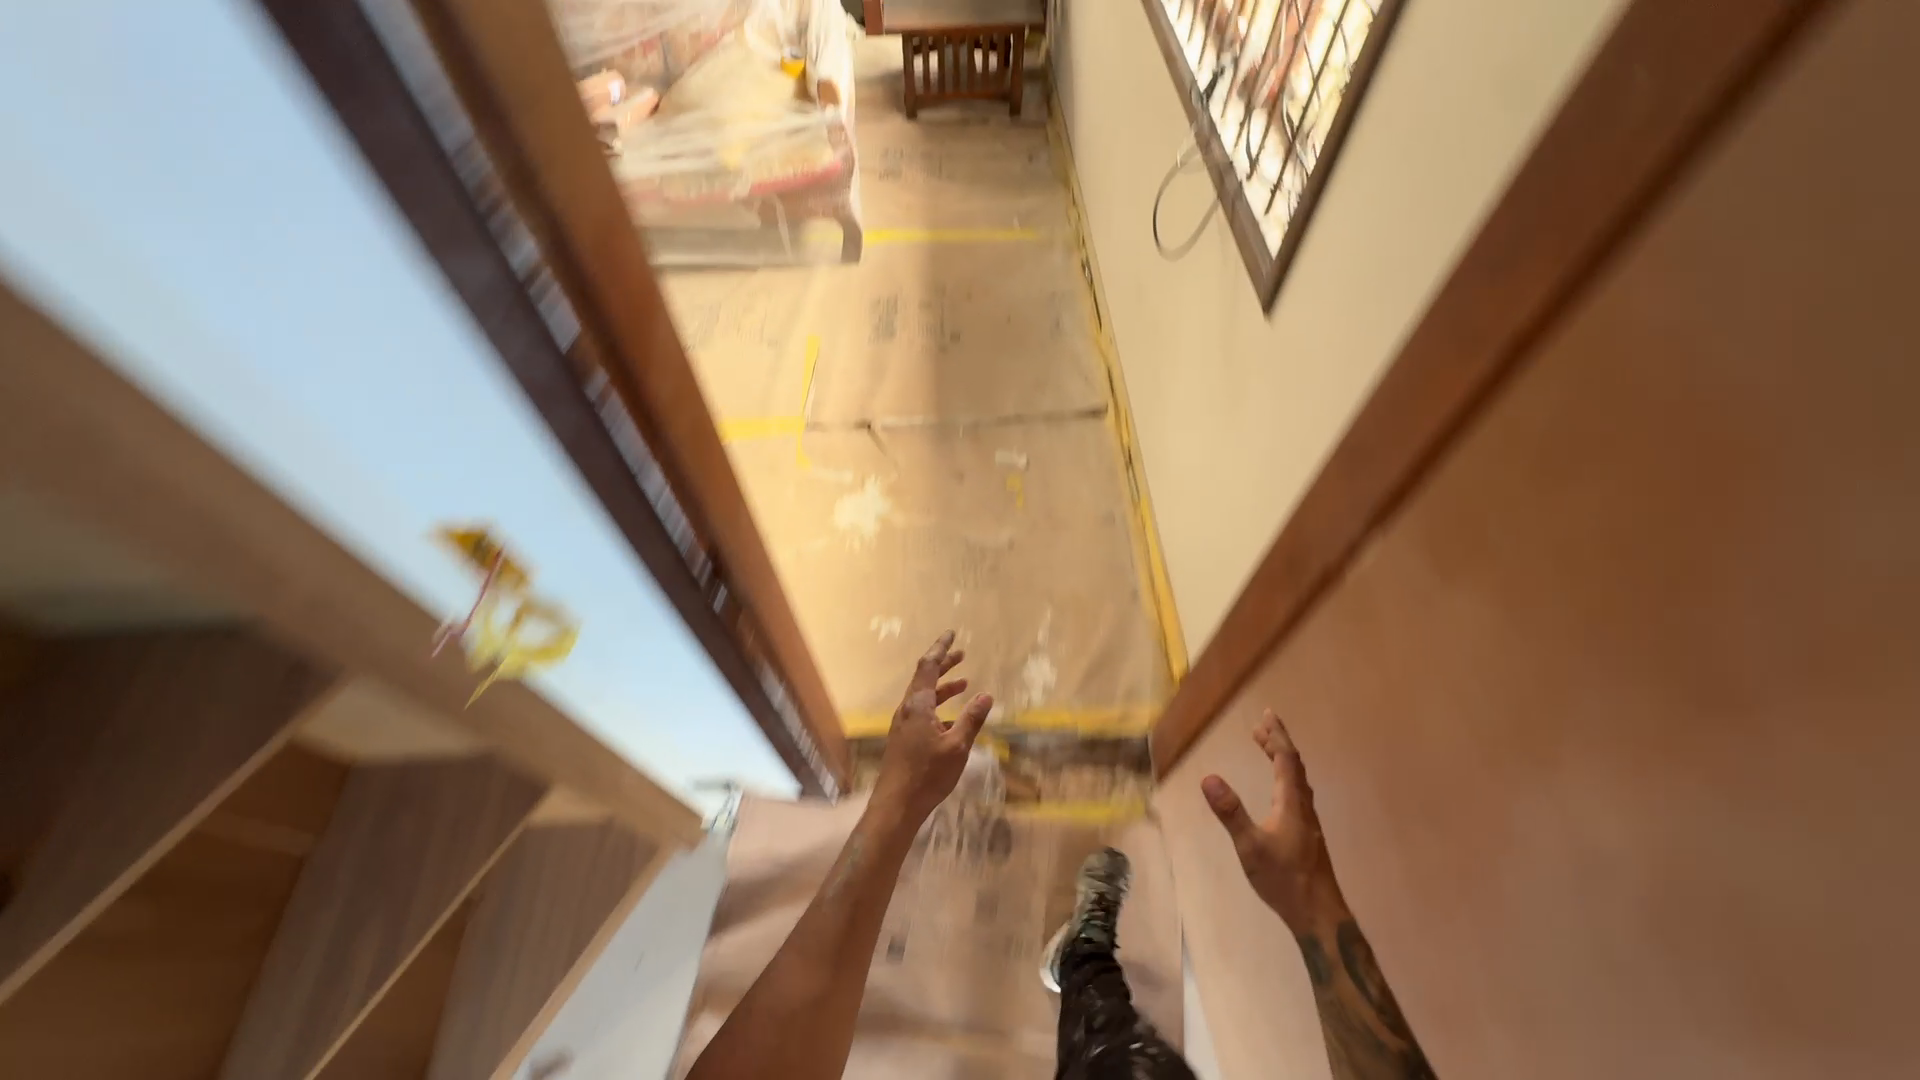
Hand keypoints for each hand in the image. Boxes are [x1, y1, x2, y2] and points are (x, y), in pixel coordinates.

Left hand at [870, 631, 992, 824]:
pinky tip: (952, 719)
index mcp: (918, 705)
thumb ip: (972, 719)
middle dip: (943, 664)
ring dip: (943, 687)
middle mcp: (907, 709)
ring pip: (923, 696)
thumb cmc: (928, 775)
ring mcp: (903, 724)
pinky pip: (922, 712)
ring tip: (963, 683)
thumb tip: (986, 695)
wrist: (896, 804)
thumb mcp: (957, 746)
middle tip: (961, 653)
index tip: (952, 634)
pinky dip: (938, 706)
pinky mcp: (904, 738)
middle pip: (924, 678)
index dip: (941, 649)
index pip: (929, 667)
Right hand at [1202, 710, 1346, 932]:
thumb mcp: (1250, 846)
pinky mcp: (1307, 836)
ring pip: (1297, 780)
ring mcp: (1307, 822)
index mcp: (1291, 803)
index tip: (1266, 716)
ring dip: (1283, 759)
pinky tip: (1279, 791)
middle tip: (1263, 725)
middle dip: (1278, 742)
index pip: (1285, 760)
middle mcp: (1303, 807)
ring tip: (1268, 748)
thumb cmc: (1285, 879)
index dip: (1276, 737)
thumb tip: (1208, 777)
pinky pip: (1297, 793)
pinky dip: (1285, 778)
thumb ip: (1230, 812)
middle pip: (1294, 766)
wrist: (1319, 916)